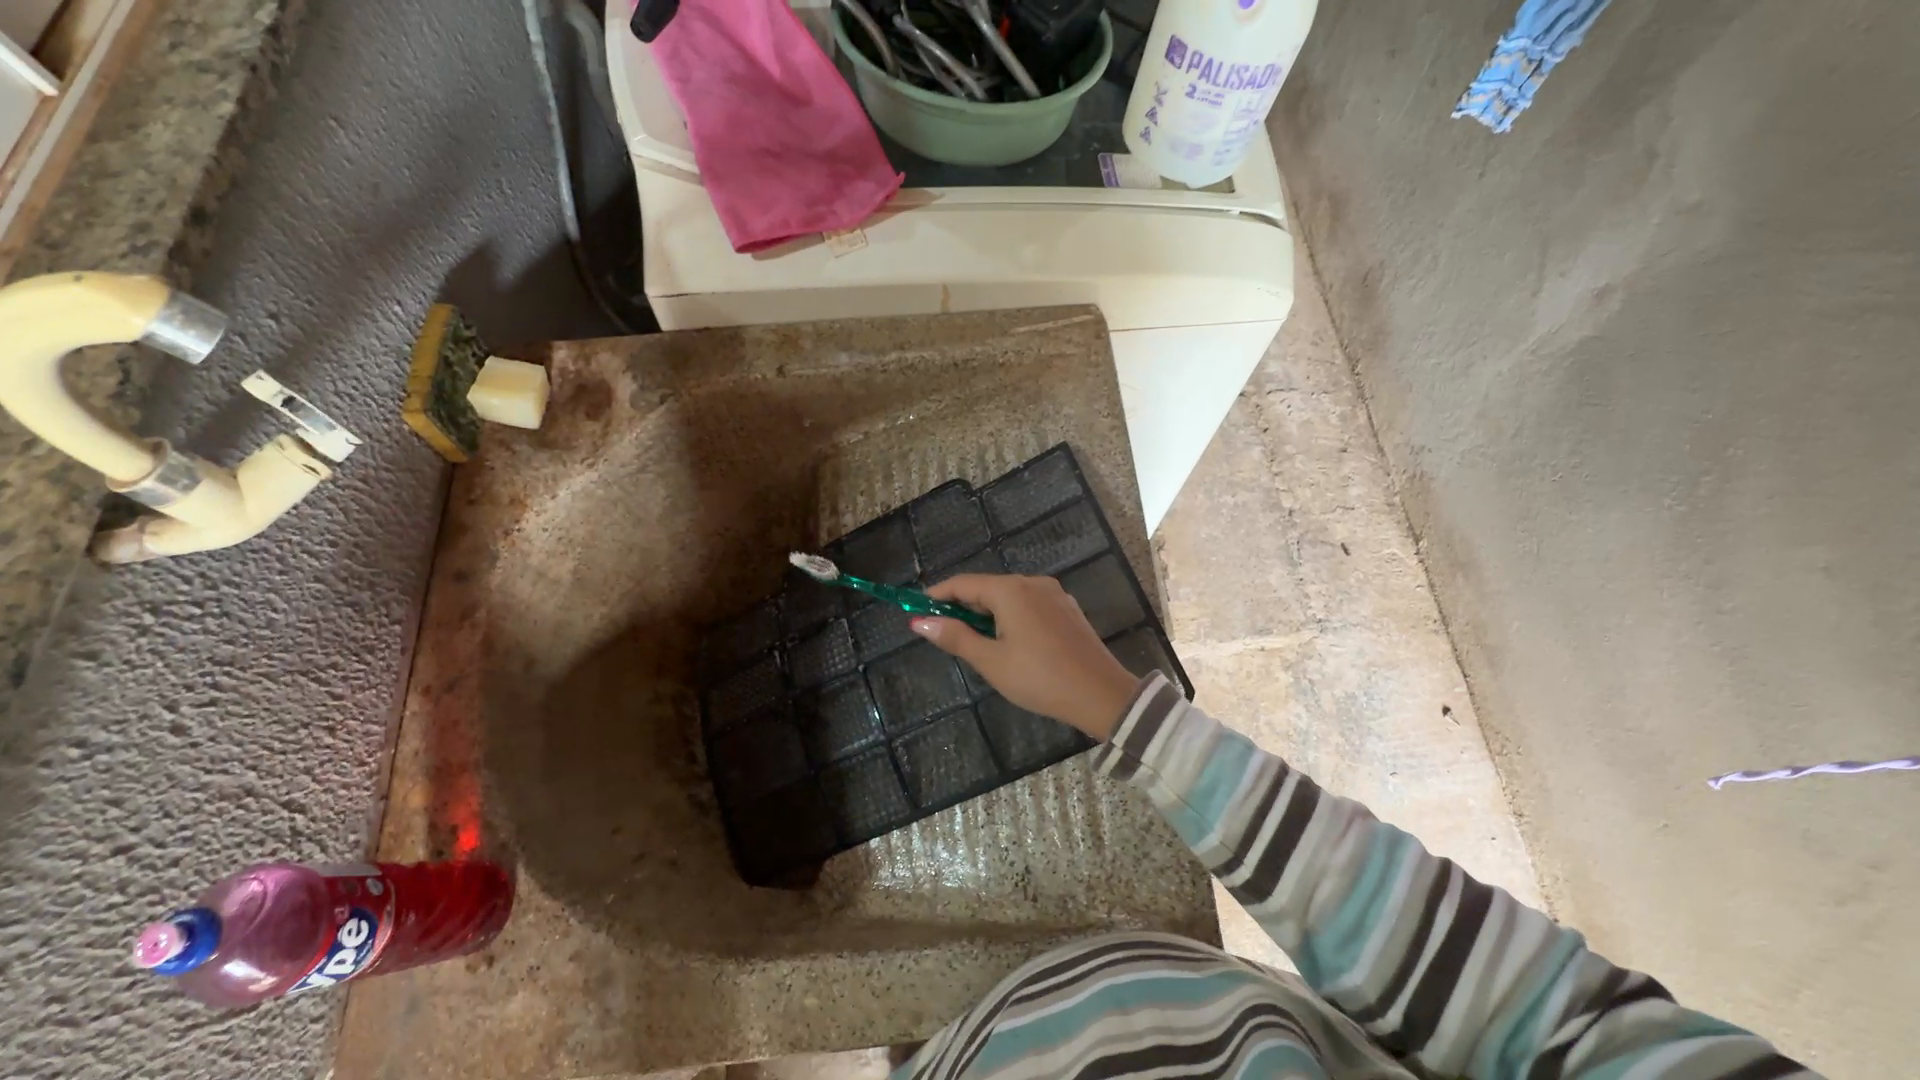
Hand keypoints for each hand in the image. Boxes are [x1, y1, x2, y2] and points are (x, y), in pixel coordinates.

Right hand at [911, 574, 1139, 739]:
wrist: (1100, 694)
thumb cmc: (1039, 678)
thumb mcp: (991, 661)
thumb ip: (955, 637)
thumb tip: (920, 622)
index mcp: (1011, 590)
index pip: (963, 584)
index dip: (937, 596)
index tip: (916, 611)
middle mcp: (1032, 583)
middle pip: (987, 588)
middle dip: (961, 606)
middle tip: (942, 631)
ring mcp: (1054, 594)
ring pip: (1009, 597)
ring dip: (986, 614)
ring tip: (972, 641)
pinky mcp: (1067, 609)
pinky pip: (1028, 605)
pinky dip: (1010, 617)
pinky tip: (1006, 641)